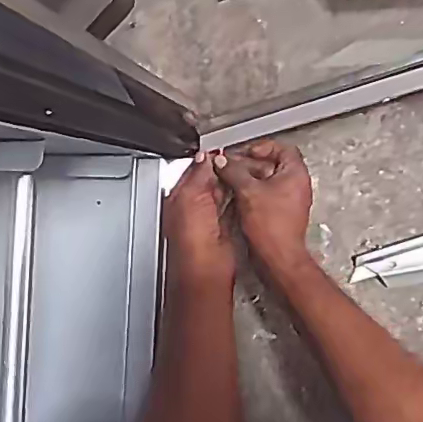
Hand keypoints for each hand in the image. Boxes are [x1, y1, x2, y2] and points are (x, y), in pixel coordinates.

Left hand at [164, 152, 235, 286]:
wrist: (206, 269)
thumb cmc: (191, 242)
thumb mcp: (192, 197)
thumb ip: (199, 175)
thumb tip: (204, 158)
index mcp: (178, 200)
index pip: (192, 173)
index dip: (205, 161)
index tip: (218, 152)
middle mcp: (192, 210)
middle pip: (208, 182)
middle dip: (219, 171)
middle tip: (232, 160)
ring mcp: (209, 220)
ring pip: (221, 195)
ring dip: (230, 184)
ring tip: (241, 172)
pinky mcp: (224, 230)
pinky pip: (232, 209)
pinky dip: (238, 200)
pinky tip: (244, 193)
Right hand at [215, 140, 313, 272]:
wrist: (277, 257)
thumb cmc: (271, 226)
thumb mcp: (248, 191)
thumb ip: (234, 172)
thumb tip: (223, 161)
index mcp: (295, 174)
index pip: (281, 148)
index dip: (261, 147)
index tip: (245, 152)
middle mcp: (295, 185)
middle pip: (270, 164)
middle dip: (248, 164)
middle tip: (229, 165)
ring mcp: (288, 200)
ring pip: (265, 181)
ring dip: (246, 179)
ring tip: (228, 179)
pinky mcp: (279, 213)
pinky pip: (264, 196)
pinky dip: (250, 193)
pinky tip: (235, 194)